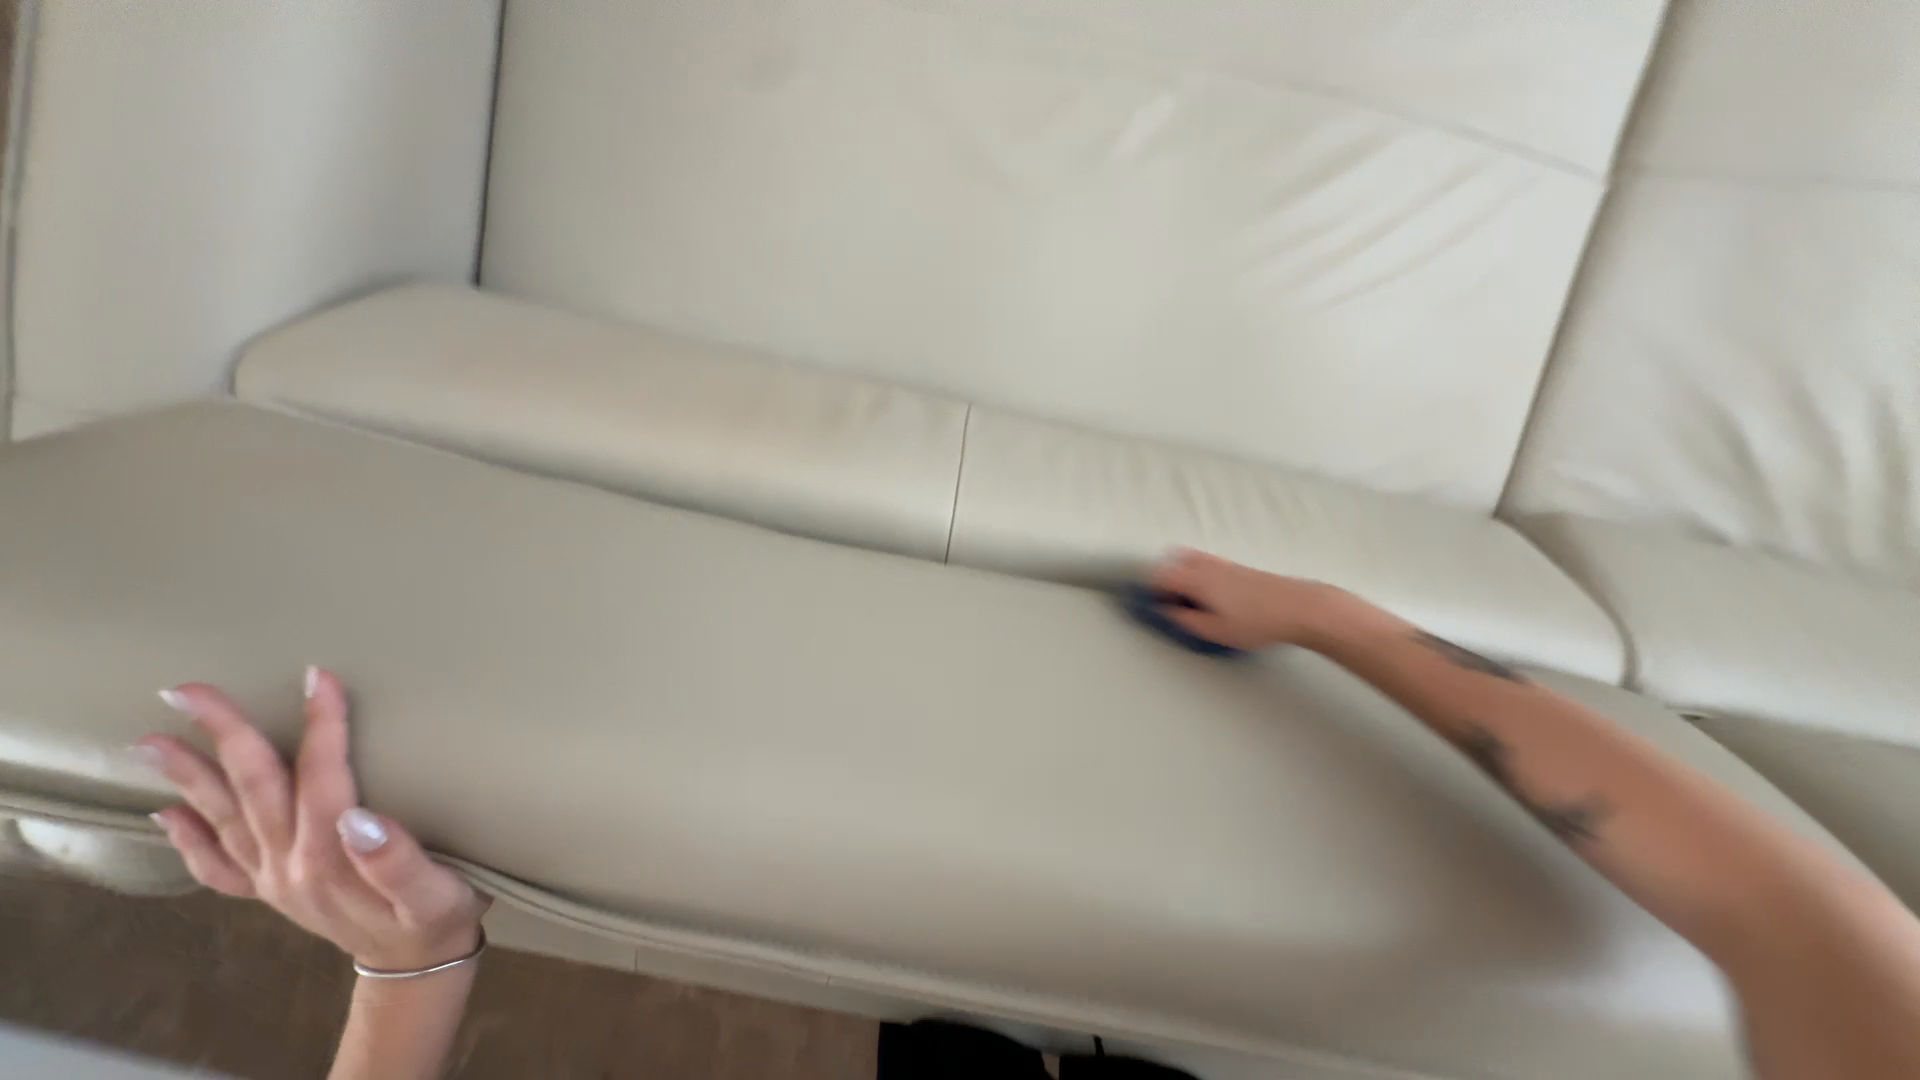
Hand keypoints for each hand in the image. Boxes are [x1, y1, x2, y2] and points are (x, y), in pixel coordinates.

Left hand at [138, 668, 488, 972]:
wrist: (415, 967)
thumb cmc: (436, 920)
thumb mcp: (436, 892)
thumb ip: (398, 860)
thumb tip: (359, 818)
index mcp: (332, 856)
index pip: (322, 775)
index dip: (322, 724)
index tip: (319, 678)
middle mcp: (290, 863)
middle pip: (254, 787)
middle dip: (224, 735)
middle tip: (190, 692)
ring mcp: (274, 879)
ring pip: (223, 819)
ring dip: (189, 777)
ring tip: (154, 741)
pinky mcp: (272, 891)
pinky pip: (217, 866)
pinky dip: (189, 838)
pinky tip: (169, 815)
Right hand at [1147, 549, 1354, 651]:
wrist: (1300, 607)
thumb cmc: (1256, 622)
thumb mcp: (1216, 630)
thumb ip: (1187, 620)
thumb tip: (1167, 612)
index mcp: (1196, 579)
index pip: (1161, 574)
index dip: (1150, 589)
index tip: (1151, 605)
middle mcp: (1207, 566)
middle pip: (1174, 558)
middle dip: (1164, 575)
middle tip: (1166, 599)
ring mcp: (1225, 564)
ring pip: (1192, 558)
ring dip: (1182, 572)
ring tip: (1188, 598)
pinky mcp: (1240, 568)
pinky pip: (1208, 563)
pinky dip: (1199, 573)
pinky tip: (1212, 596)